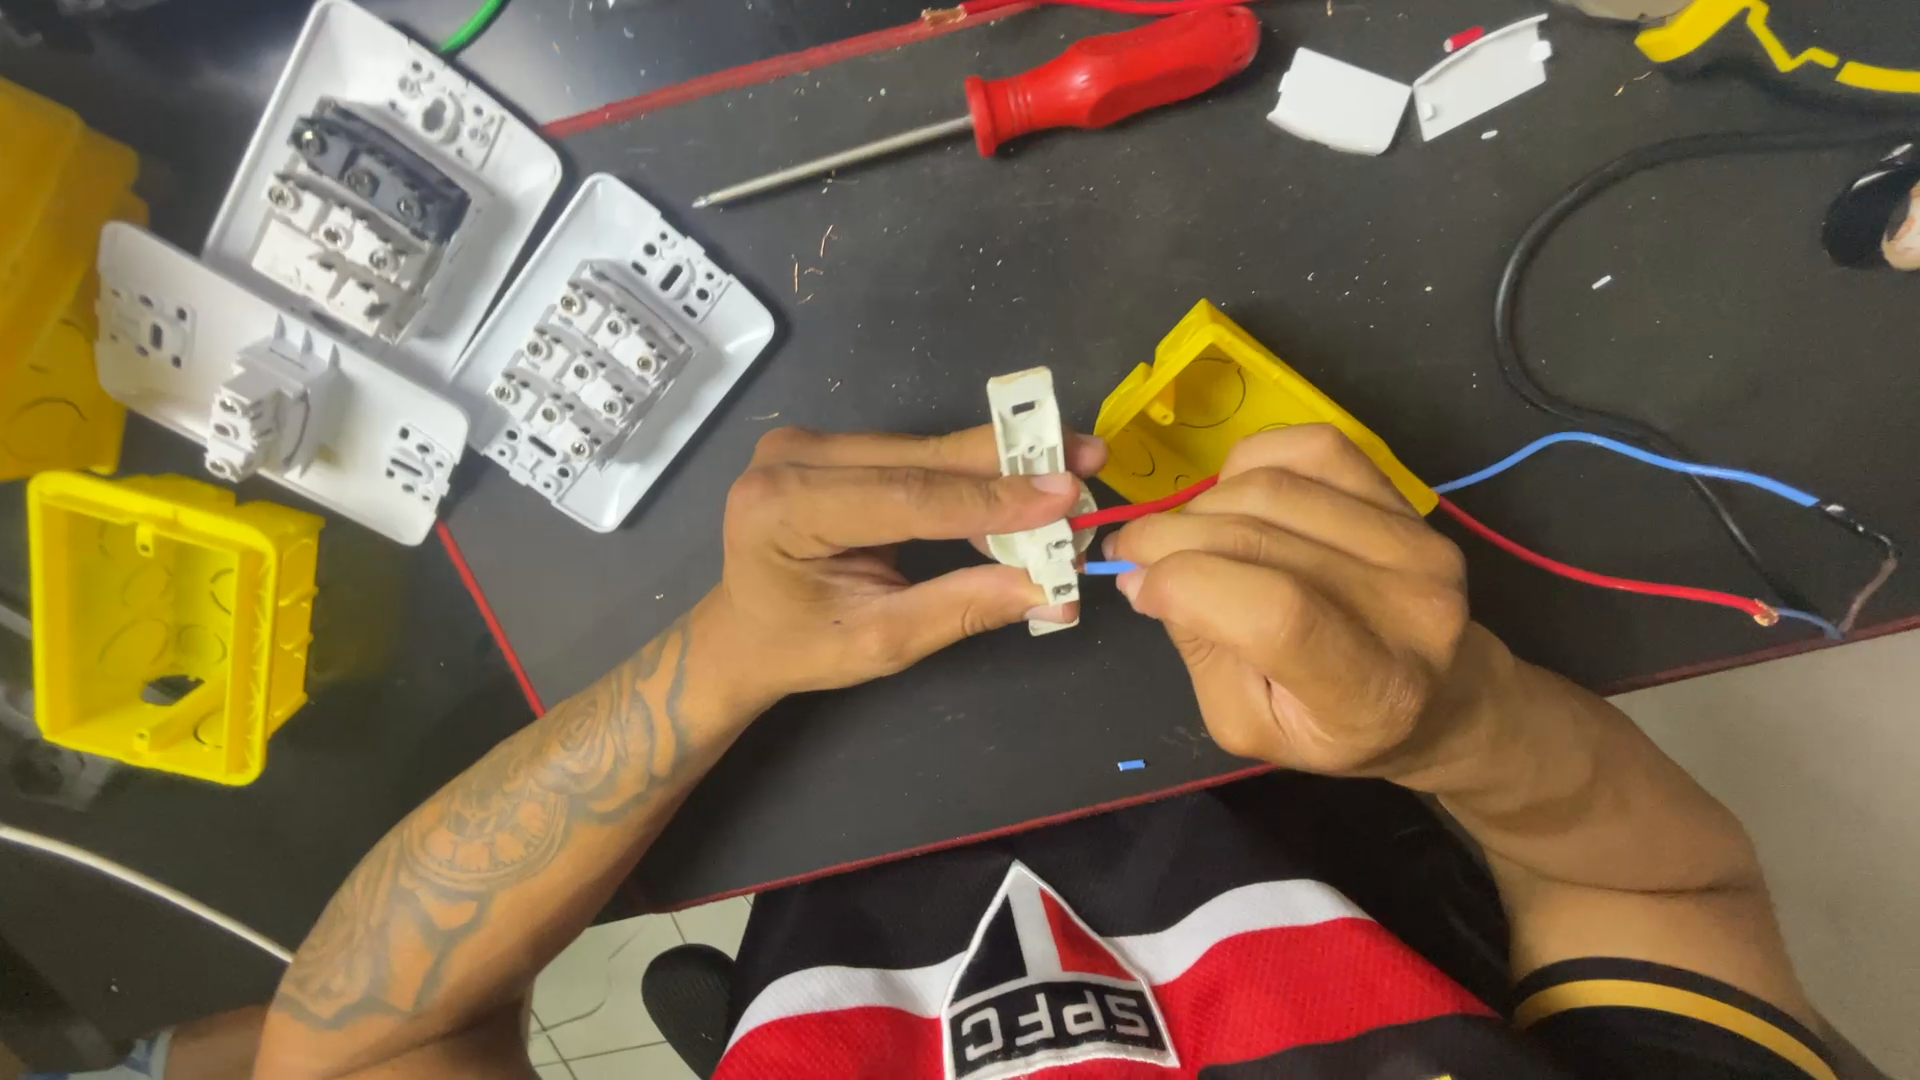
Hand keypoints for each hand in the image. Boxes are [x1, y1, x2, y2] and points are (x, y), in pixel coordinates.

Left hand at [706, 425, 1107, 708]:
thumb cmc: (801, 646)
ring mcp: (808, 443)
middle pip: (920, 459)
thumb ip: (962, 608)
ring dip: (997, 466)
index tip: (1066, 493)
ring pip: (924, 450)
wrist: (746, 631)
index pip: (907, 496)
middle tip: (1086, 460)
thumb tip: (1053, 591)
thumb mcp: (882, 642)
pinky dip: (968, 474)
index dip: (992, 497)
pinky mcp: (832, 446)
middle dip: (1008, 464)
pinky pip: (914, 456)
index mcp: (784, 507)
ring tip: (1066, 471)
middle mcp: (791, 457)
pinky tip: (1018, 481)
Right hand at [1106, 425, 1474, 778]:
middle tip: (1129, 553)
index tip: (1138, 587)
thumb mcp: (1248, 723)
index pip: (1276, 613)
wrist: (1439, 695)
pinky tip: (1230, 498)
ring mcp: (1414, 541)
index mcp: (1372, 688)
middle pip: (1258, 537)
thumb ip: (1196, 653)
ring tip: (1182, 536)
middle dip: (1166, 538)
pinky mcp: (1404, 500)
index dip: (1187, 586)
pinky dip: (1246, 463)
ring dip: (1198, 506)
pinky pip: (1308, 447)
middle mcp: (1408, 605)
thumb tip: (1140, 575)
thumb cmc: (1334, 726)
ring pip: (1271, 487)